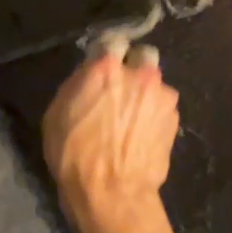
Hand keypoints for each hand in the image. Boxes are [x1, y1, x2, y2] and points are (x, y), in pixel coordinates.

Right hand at [42, 38, 179, 232]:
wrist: (111, 192)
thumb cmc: (73, 154)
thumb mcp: (56, 114)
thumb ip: (77, 86)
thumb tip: (90, 77)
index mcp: (106, 68)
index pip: (111, 40)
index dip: (104, 52)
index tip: (97, 66)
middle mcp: (140, 74)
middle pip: (142, 56)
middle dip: (132, 67)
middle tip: (117, 89)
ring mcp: (163, 97)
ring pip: (154, 84)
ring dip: (143, 94)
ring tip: (127, 119)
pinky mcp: (174, 119)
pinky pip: (161, 107)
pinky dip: (150, 114)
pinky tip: (137, 134)